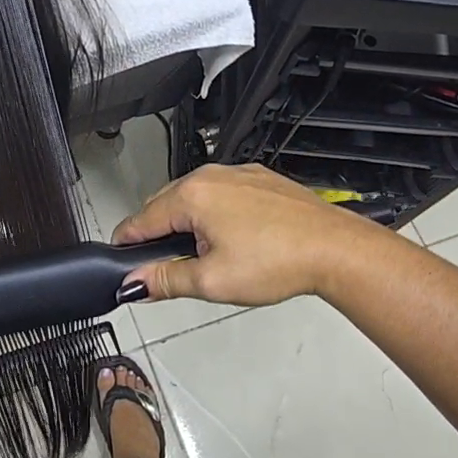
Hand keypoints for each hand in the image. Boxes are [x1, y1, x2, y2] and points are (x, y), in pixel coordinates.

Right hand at [113, 163, 404, 306]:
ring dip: (189, 224)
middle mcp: (210, 176)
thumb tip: (135, 283)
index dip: (127, 244)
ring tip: (209, 258)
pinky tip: (235, 241)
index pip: (140, 220)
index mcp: (191, 196)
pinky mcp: (259, 179)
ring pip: (194, 198)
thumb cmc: (281, 261)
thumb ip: (165, 280)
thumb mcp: (212, 282)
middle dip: (160, 235)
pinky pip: (222, 193)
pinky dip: (216, 214)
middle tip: (170, 269)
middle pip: (164, 206)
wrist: (335, 250)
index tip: (122, 261)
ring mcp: (237, 174)